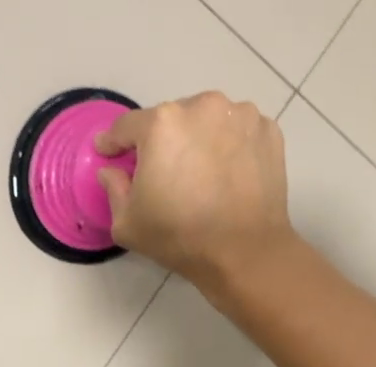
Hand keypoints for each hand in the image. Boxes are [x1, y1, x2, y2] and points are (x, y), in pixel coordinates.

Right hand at [95, 93, 299, 290]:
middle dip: (161, 141)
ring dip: (197, 139)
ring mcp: (241, 114)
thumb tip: (111, 171)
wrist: (244, 251)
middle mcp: (202, 106)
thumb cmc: (178, 236)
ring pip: (207, 121)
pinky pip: (237, 131)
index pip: (127, 126)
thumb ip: (113, 189)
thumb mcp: (127, 223)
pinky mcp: (268, 129)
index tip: (108, 152)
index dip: (113, 142)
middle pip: (171, 119)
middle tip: (162, 171)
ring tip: (199, 172)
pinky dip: (228, 146)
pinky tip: (226, 174)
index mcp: (162, 123)